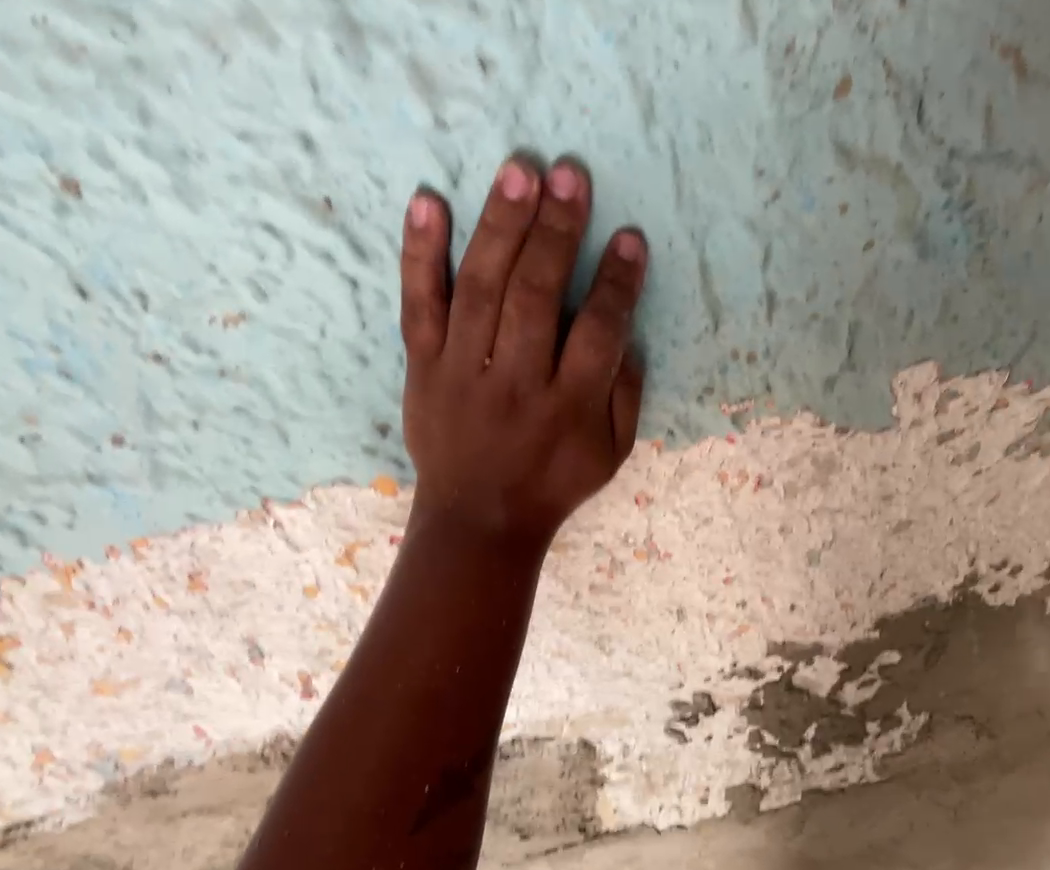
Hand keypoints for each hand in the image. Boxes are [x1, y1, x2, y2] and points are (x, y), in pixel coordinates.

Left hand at [397, 154, 645, 547]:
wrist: (479, 517)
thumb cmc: (556, 480)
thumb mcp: (613, 452)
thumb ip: (626, 394)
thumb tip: (629, 335)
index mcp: (571, 406)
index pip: (599, 332)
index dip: (617, 284)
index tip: (630, 238)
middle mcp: (517, 382)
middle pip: (537, 296)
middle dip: (557, 233)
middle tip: (570, 176)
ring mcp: (463, 370)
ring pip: (481, 288)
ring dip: (501, 226)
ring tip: (519, 172)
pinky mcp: (423, 365)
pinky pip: (419, 304)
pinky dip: (420, 253)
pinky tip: (428, 202)